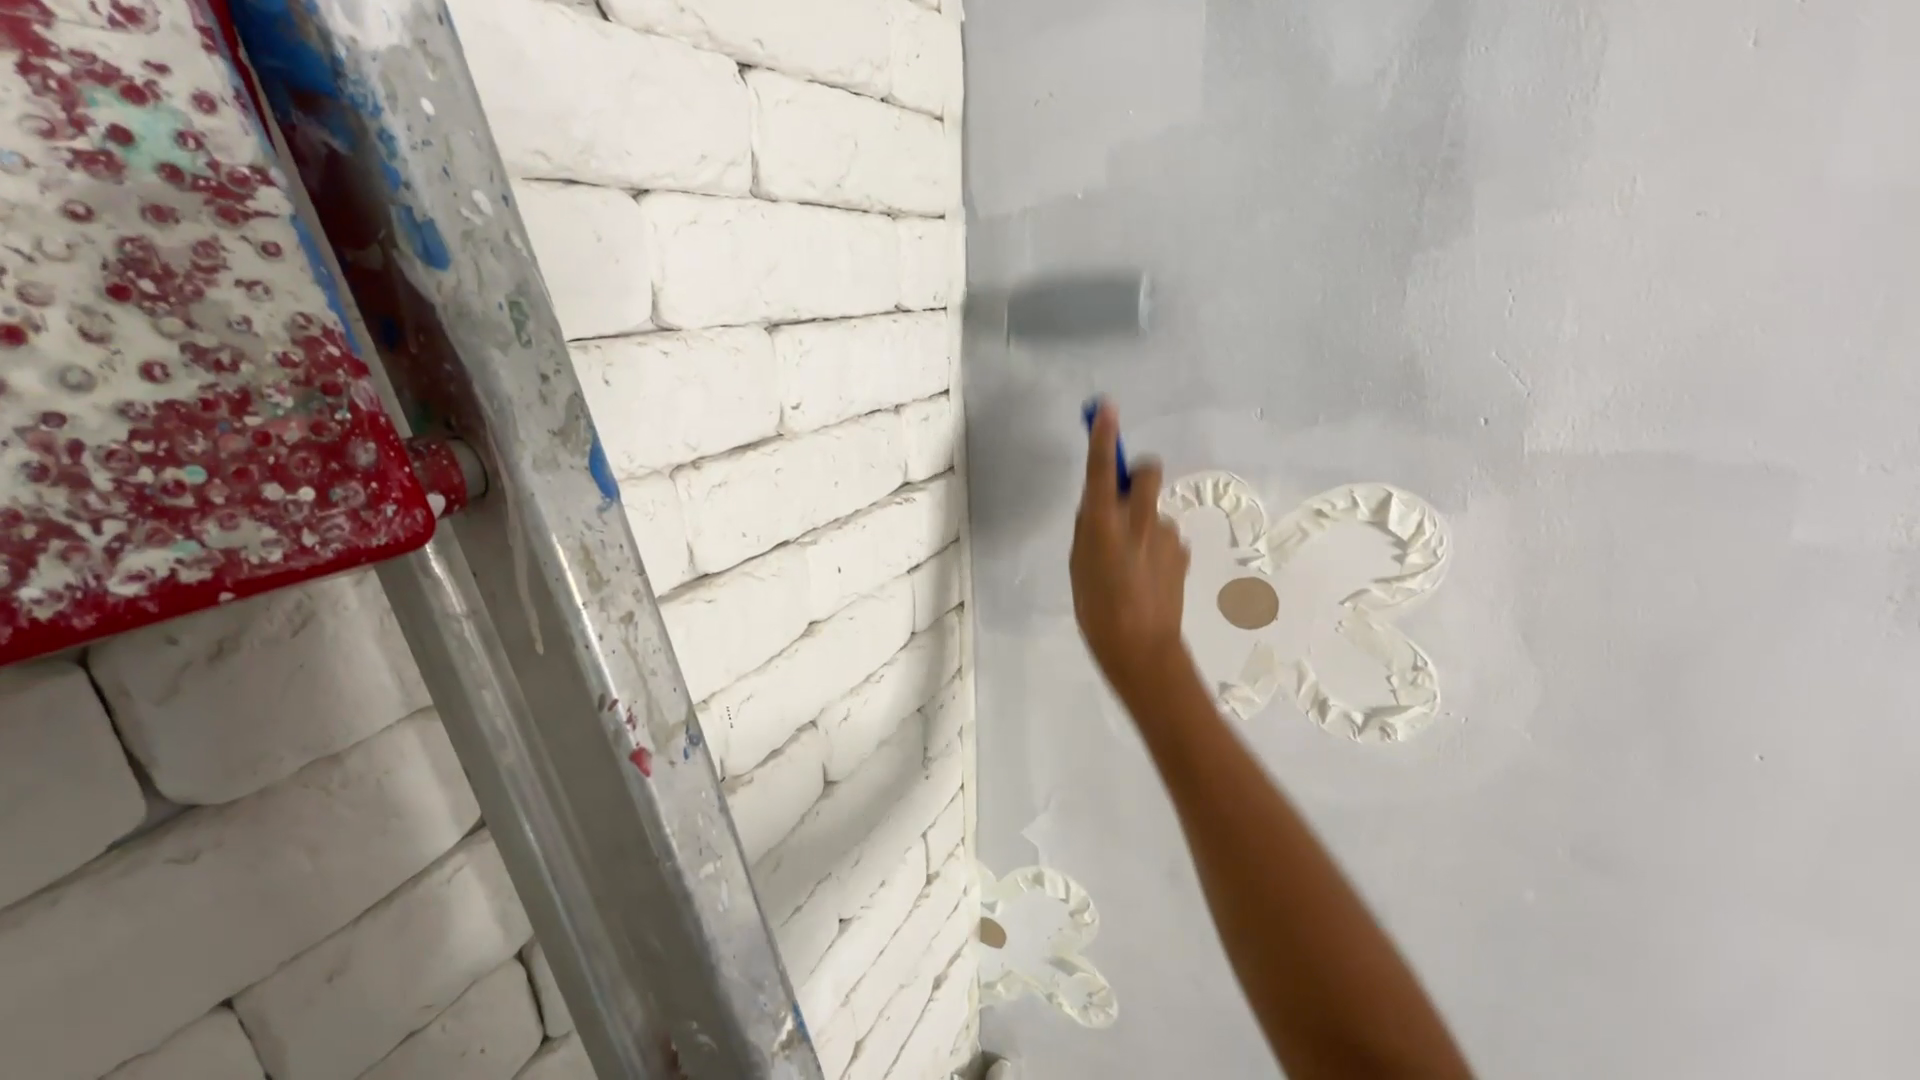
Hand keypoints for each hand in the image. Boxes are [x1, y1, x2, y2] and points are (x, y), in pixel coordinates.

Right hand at [1070, 401, 1192, 693]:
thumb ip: (1088, 531)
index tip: (1107, 408)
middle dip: (1136, 475)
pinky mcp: (1181, 553)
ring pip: (1153, 510)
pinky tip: (1147, 579)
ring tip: (1130, 565)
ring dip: (1143, 523)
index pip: (1102, 469)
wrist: (1141, 648)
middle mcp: (1137, 520)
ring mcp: (1165, 535)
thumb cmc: (1096, 610)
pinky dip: (1155, 548)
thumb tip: (1098, 508)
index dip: (1104, 436)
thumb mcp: (1079, 566)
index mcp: (1103, 524)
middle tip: (1123, 501)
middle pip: (1147, 471)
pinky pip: (1164, 537)